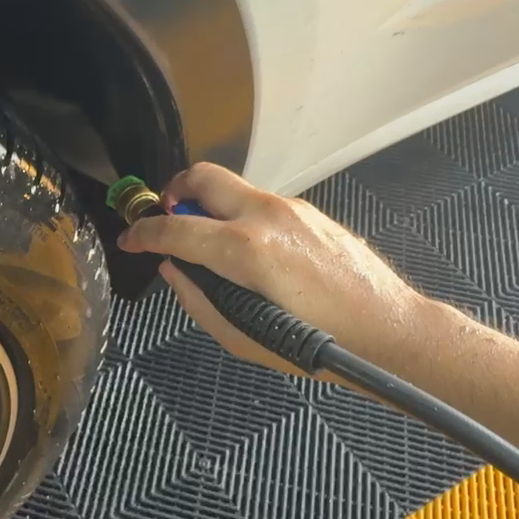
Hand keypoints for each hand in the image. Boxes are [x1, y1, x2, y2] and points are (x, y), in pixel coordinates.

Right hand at [117, 163, 437, 376]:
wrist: (387, 329)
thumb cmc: (317, 341)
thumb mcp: (241, 336)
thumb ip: (197, 298)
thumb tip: (175, 270)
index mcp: (245, 250)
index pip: (175, 228)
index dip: (142, 233)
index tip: (130, 238)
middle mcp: (266, 216)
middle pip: (202, 176)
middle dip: (172, 191)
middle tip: (166, 219)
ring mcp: (291, 209)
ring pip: (232, 189)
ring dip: (209, 208)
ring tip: (209, 247)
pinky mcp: (309, 213)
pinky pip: (258, 204)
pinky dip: (238, 217)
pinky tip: (248, 253)